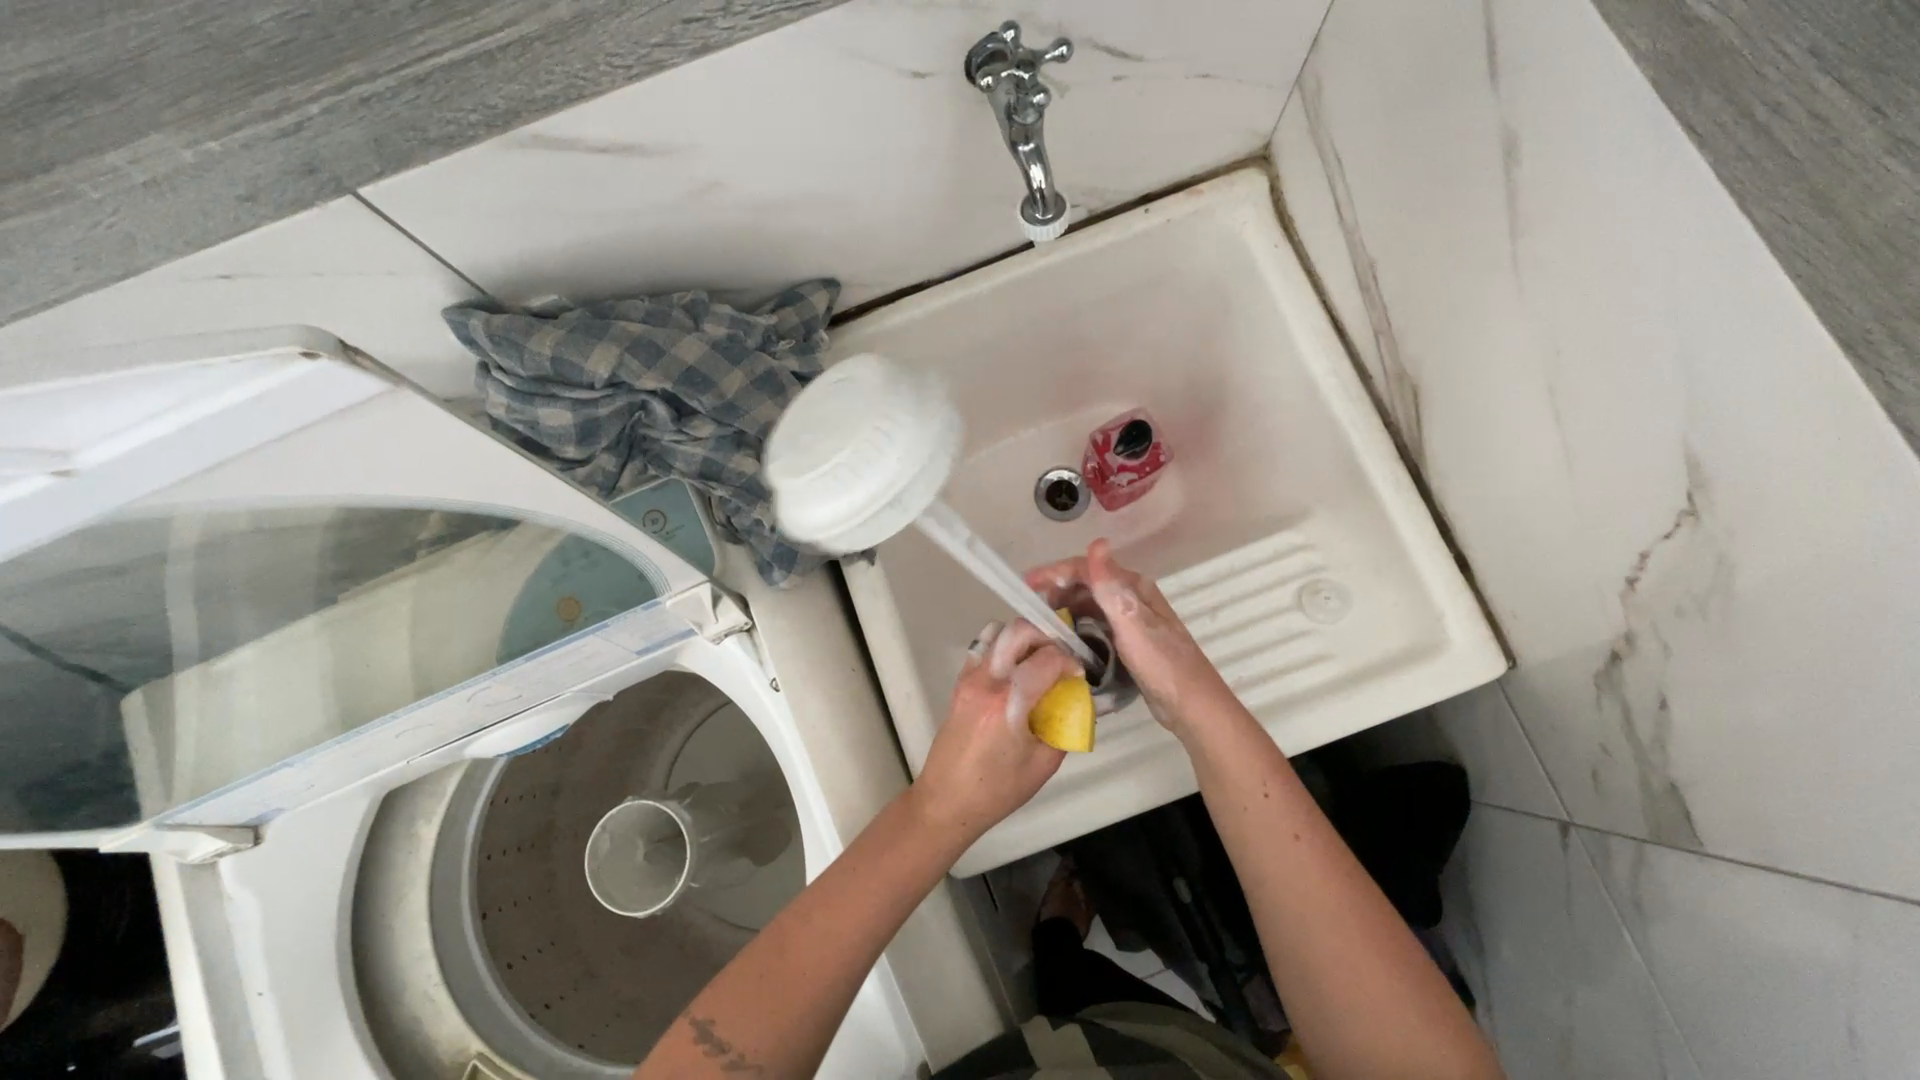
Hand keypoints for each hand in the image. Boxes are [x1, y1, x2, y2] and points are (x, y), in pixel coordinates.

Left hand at [911, 620, 1072, 843]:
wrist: (946, 801)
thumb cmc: (997, 790)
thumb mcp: (1044, 763)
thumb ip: (1066, 726)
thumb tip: (1081, 702)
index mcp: (1009, 702)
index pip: (1047, 658)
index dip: (1070, 661)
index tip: (1079, 677)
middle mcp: (986, 681)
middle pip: (1019, 630)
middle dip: (1047, 636)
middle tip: (1061, 659)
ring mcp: (968, 678)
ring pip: (998, 632)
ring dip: (1023, 639)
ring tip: (1039, 661)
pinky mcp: (959, 683)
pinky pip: (982, 649)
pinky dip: (1003, 648)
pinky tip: (1016, 672)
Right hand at [1026, 539, 1234, 737]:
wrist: (1192, 704)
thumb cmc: (1163, 664)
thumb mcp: (1132, 624)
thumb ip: (1111, 586)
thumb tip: (1097, 542)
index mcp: (1133, 587)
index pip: (1088, 568)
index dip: (1054, 572)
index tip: (1027, 585)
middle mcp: (1131, 598)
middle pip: (1086, 584)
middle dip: (1056, 592)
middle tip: (1030, 611)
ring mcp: (1130, 620)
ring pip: (1089, 605)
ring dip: (1064, 610)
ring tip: (1040, 626)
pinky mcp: (1127, 641)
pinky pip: (1095, 625)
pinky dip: (1076, 628)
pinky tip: (1063, 642)